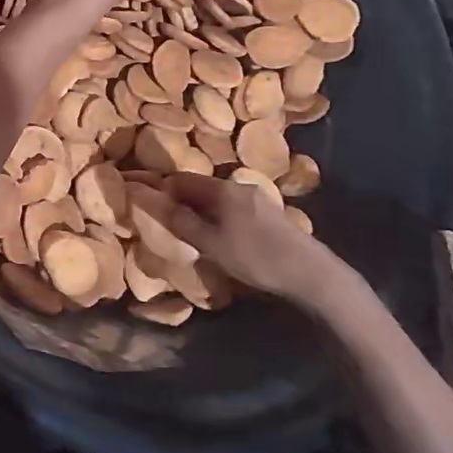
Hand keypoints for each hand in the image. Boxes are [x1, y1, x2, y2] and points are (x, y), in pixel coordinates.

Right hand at [161, 172, 353, 308]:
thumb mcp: (210, 243)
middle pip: (198, 186)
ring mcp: (257, 198)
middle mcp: (238, 186)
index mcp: (221, 189)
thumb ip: (178, 219)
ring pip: (216, 197)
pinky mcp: (268, 213)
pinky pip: (231, 206)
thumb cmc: (255, 257)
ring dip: (197, 208)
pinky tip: (216, 233)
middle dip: (177, 198)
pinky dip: (215, 215)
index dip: (158, 187)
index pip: (179, 179)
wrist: (311, 274)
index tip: (141, 198)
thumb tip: (146, 196)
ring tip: (186, 228)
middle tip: (160, 216)